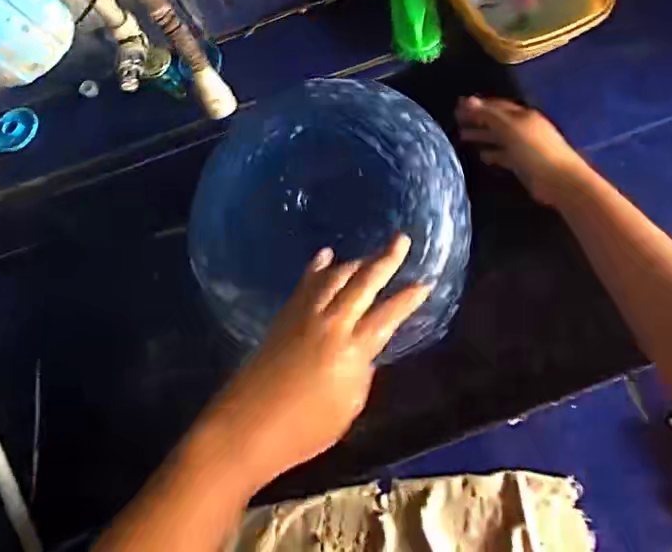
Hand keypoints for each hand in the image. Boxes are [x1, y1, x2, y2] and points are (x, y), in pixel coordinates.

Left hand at [194, 234, 429, 489]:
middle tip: (402, 240)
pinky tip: (326, 255)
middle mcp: (332, 323)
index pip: (388, 315)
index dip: (408, 299)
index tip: (424, 283)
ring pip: (337, 275)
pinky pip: (308, 281)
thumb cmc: (304, 430)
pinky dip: (319, 267)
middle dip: (387, 259)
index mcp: (352, 350)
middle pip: (365, 282)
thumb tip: (364, 349)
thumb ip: (362, 370)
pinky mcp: (286, 314)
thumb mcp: (349, 406)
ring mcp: (307, 314)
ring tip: (370, 255)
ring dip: (356, 262)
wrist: (247, 427)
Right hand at [455, 96, 591, 203]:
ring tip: (462, 135)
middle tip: (456, 120)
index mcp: (522, 115)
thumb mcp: (509, 128)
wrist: (560, 180)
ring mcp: (524, 146)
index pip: (496, 105)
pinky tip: (481, 155)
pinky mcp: (523, 164)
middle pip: (496, 120)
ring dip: (482, 135)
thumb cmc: (535, 149)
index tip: (458, 106)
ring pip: (498, 137)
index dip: (477, 105)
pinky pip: (504, 155)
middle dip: (477, 119)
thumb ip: (488, 115)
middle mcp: (523, 127)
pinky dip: (492, 153)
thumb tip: (467, 100)